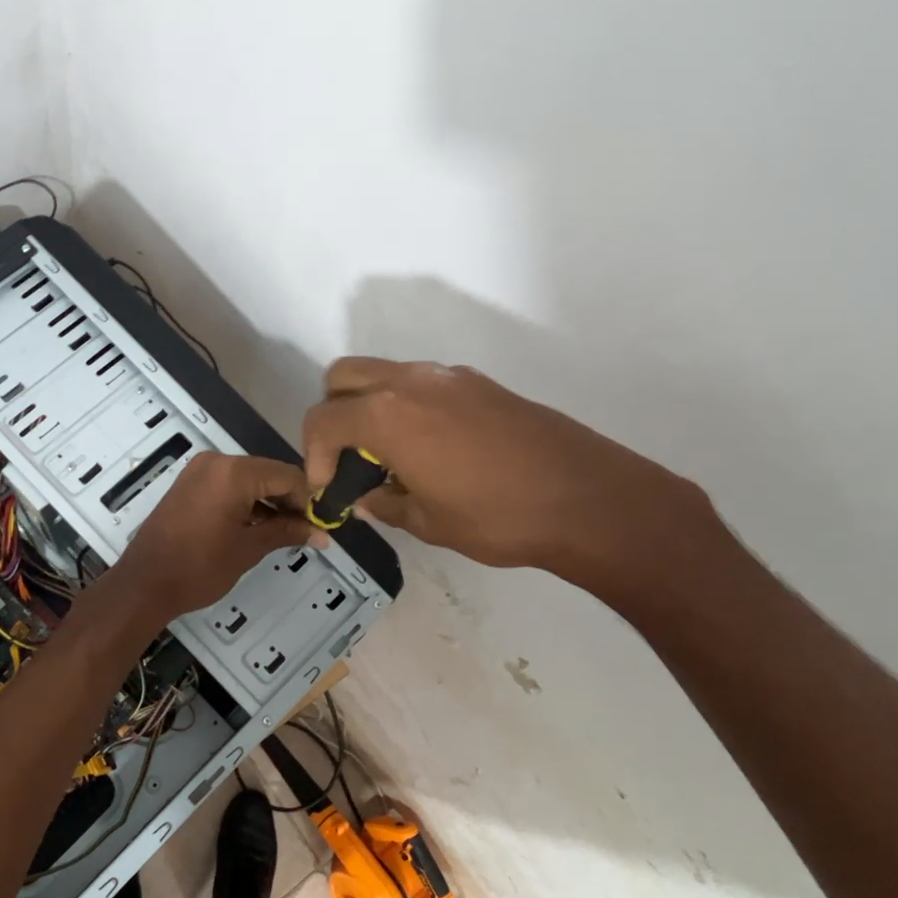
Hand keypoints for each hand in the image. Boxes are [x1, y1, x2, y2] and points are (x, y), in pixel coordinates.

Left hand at [109, 452, 313, 618]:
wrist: (144, 584)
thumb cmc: (199, 567)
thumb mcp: (249, 549)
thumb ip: (287, 533)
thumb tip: (321, 534)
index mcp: (234, 472)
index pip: (288, 475)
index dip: (309, 499)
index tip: (323, 523)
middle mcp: (216, 462)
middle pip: (268, 474)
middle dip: (290, 501)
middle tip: (308, 531)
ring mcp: (199, 471)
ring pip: (249, 480)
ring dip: (269, 503)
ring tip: (286, 533)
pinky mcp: (189, 485)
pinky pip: (228, 486)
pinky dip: (246, 503)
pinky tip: (260, 527)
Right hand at [302, 357, 724, 602]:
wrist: (584, 497)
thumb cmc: (496, 517)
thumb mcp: (428, 522)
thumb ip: (387, 503)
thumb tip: (367, 498)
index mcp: (388, 415)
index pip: (323, 420)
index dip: (313, 457)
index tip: (330, 490)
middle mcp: (412, 382)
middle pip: (343, 378)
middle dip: (333, 416)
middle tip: (348, 461)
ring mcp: (449, 377)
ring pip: (385, 375)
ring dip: (371, 409)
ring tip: (391, 460)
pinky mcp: (479, 384)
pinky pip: (422, 385)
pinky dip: (408, 408)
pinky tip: (433, 452)